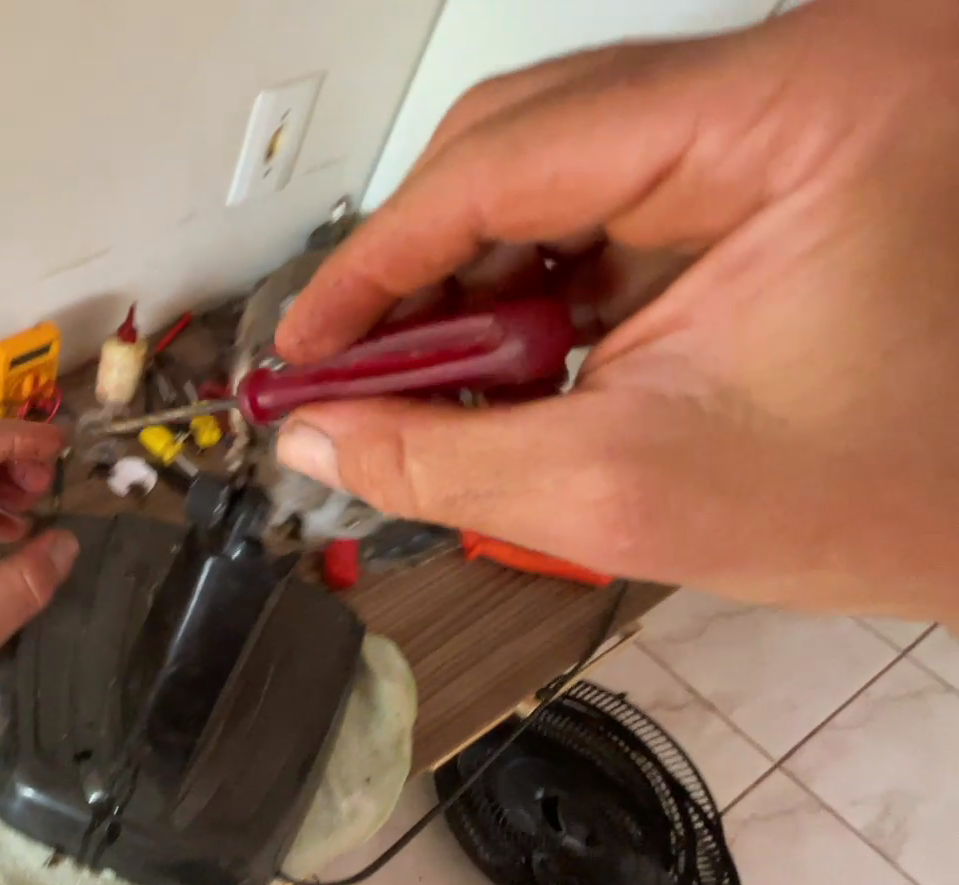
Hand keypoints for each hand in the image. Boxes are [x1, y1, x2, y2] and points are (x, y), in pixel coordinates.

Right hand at [272, 0, 958, 619]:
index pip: (503, 159)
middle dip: (407, 268)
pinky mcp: (766, 156)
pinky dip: (514, 283)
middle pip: (507, 140)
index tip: (302, 350)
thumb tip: (308, 440)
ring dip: (455, 280)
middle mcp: (797, 70)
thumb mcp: (620, 496)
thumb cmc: (898, 498)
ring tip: (428, 377)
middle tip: (352, 368)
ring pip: (534, 167)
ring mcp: (783, 109)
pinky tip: (500, 356)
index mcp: (799, 114)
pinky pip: (585, 199)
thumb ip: (432, 467)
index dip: (371, 264)